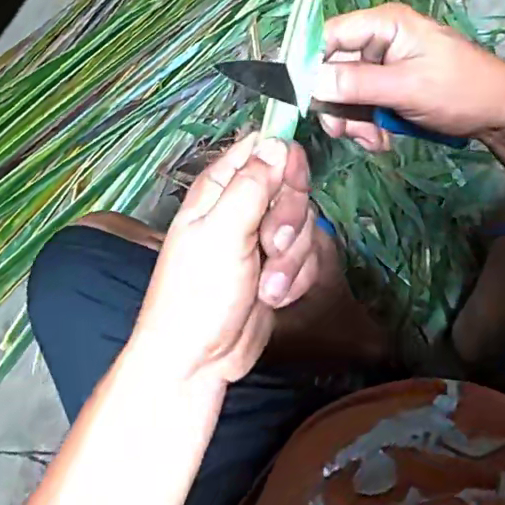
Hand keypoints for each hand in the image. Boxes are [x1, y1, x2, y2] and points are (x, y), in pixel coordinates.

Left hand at [127, 134, 311, 384]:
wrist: (198, 361)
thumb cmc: (198, 294)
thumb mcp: (223, 232)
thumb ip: (253, 185)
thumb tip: (278, 142)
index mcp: (219, 187)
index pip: (261, 147)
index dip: (284, 158)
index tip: (291, 182)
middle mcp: (241, 205)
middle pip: (291, 185)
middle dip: (290, 219)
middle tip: (272, 244)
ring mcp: (261, 236)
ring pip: (303, 224)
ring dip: (291, 259)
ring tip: (266, 286)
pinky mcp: (278, 265)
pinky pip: (306, 255)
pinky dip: (295, 278)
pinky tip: (272, 297)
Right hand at [314, 3, 504, 149]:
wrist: (501, 114)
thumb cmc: (459, 90)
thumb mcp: (406, 87)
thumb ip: (356, 84)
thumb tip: (309, 82)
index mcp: (384, 23)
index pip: (329, 33)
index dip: (308, 62)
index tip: (298, 96)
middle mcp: (378, 38)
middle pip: (333, 66)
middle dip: (335, 103)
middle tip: (341, 132)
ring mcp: (383, 62)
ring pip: (344, 89)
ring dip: (351, 119)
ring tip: (372, 140)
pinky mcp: (388, 83)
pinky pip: (361, 101)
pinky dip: (365, 123)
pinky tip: (380, 139)